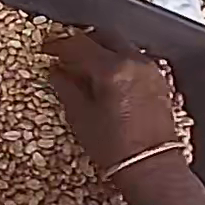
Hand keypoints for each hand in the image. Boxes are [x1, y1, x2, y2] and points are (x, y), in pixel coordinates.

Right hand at [43, 30, 186, 188]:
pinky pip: (134, 59)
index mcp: (112, 69)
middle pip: (104, 36)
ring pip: (121, 46)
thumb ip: (66, 88)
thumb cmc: (114, 147)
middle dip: (82, 41)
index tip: (45, 49)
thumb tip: (55, 72)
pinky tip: (106, 78)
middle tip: (64, 53)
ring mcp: (150, 70)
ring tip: (84, 67)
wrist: (151, 168)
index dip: (58, 45)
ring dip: (101, 50)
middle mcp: (134, 62)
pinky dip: (117, 61)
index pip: (79, 45)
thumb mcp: (81, 117)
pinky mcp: (159, 81)